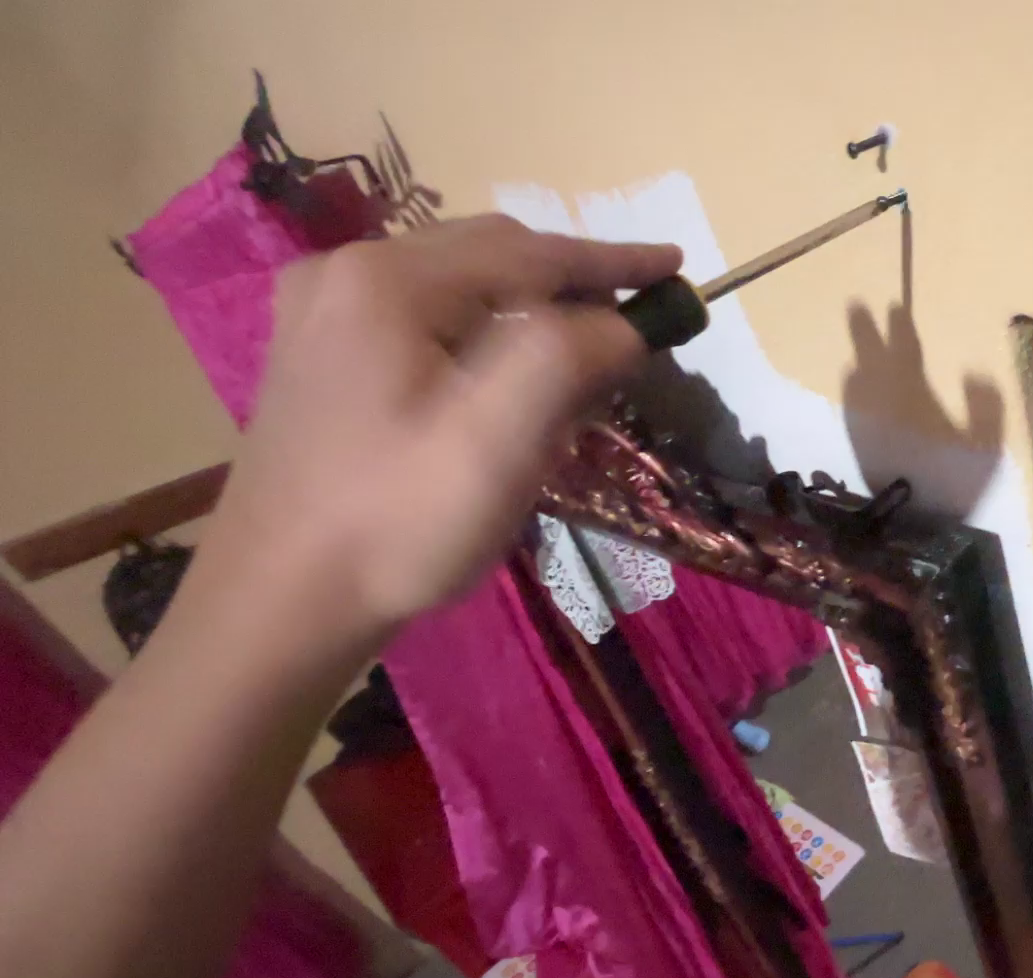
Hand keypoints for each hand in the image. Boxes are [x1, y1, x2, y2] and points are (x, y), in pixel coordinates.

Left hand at [196, 215, 681, 636]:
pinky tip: (517, 384)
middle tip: (639, 330)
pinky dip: (498, 336)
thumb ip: (565, 360)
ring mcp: (333, 315)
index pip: (530, 253)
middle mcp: (351, 276)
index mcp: (390, 284)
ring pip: (469, 287)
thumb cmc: (400, 523)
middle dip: (578, 286)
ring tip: (587, 369)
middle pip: (496, 256)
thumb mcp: (496, 442)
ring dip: (541, 315)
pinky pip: (439, 319)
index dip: (615, 260)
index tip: (678, 269)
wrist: (284, 600)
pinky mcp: (334, 356)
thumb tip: (623, 327)